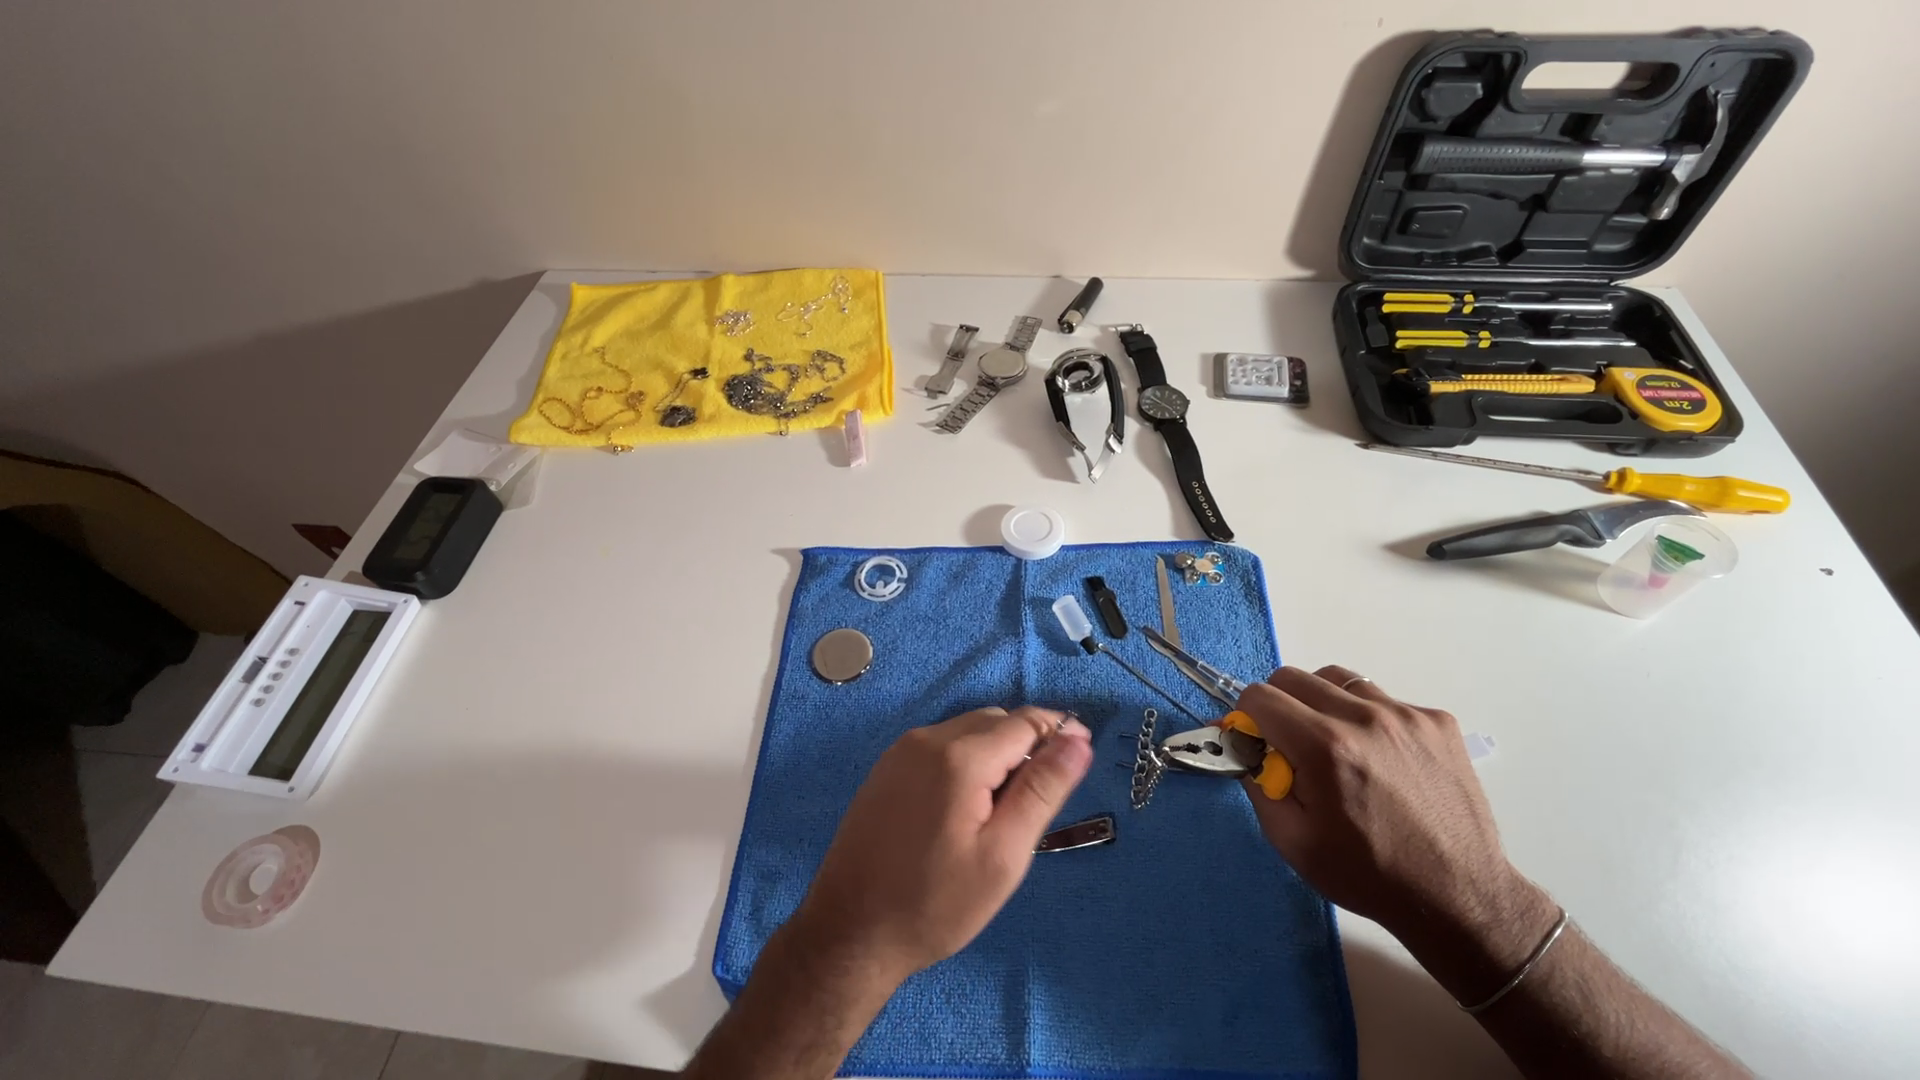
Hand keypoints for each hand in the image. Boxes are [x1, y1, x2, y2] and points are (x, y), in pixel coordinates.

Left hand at [787, 706, 1092, 985]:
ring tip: (1003, 812)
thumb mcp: (1004, 854)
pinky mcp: (886, 768)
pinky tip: (965, 809)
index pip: (1025, 721)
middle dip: (1027, 746)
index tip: (1082, 756)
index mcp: (960, 755)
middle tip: (1039, 802)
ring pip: (967, 731)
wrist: (850, 932)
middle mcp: (928, 738)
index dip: (1059, 733)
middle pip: (995, 721)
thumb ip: (1043, 789)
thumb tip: (1077, 738)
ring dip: (996, 754)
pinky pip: (941, 746)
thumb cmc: (936, 903)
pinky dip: (966, 761)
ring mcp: (900, 751)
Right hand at [1236, 667, 1549, 945]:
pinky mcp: (1437, 721)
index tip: (1256, 745)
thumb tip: (1239, 742)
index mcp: (1324, 746)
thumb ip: (1256, 780)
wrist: (1458, 895)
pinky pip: (1382, 699)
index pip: (1259, 697)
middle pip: (1292, 677)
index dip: (1246, 720)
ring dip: (1322, 704)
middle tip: (1290, 747)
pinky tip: (1379, 758)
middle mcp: (1365, 717)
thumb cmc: (1365, 873)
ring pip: (1338, 680)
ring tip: (1336, 747)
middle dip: (1278, 707)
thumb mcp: (1290, 839)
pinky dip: (1366, 718)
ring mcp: (1407, 714)